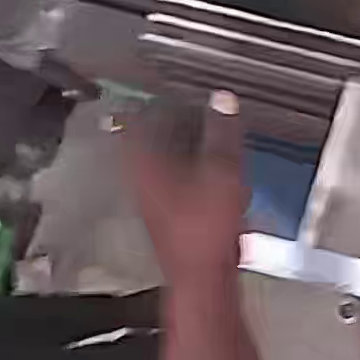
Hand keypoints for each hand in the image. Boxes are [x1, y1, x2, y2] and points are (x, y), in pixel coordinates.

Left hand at [123, 90, 246, 287]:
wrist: (204, 274)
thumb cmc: (206, 224)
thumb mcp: (221, 172)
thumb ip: (223, 134)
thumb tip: (223, 99)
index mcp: (143, 161)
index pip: (136, 116)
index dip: (151, 97)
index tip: (168, 85)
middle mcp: (140, 177)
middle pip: (148, 136)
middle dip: (170, 119)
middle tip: (189, 104)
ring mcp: (154, 197)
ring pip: (163, 158)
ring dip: (182, 142)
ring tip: (203, 131)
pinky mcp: (170, 213)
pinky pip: (177, 177)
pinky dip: (192, 165)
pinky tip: (212, 168)